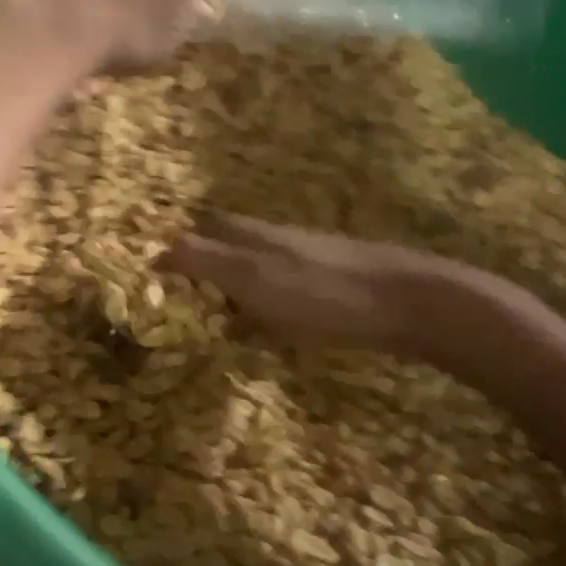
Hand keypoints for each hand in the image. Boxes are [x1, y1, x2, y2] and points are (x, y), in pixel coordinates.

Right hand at [158, 212, 459, 352]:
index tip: (152, 282)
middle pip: (223, 248)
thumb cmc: (319, 291)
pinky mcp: (330, 286)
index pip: (196, 231)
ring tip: (215, 326)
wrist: (414, 305)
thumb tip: (151, 252)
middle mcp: (271, 240)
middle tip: (179, 306)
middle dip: (199, 270)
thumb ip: (198, 260)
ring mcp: (304, 262)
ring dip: (230, 293)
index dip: (173, 250)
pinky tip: (265, 334)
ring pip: (251, 272)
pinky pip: (279, 294)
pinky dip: (262, 310)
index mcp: (247, 234)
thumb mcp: (247, 275)